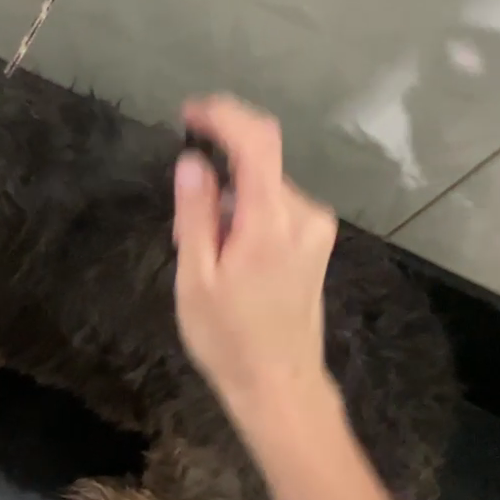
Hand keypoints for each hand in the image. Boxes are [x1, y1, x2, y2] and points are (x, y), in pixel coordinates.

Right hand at [171, 96, 338, 423]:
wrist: (278, 384)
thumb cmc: (227, 338)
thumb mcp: (196, 278)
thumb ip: (195, 215)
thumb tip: (192, 164)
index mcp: (270, 221)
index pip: (257, 142)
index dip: (224, 117)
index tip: (189, 114)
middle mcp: (303, 215)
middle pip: (256, 169)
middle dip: (216, 183)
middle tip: (184, 232)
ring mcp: (315, 230)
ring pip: (263, 191)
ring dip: (229, 207)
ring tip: (205, 258)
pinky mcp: (315, 244)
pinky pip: (274, 211)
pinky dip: (245, 220)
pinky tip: (230, 261)